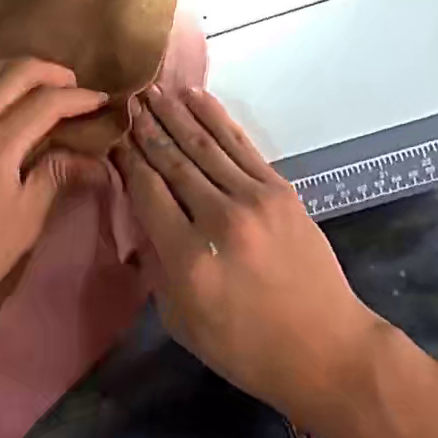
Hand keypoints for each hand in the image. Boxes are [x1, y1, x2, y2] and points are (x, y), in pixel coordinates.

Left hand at [0, 58, 112, 338]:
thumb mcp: (23, 221)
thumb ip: (56, 177)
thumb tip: (94, 160)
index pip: (47, 101)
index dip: (81, 98)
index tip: (106, 103)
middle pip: (16, 71)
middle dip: (53, 72)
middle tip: (78, 90)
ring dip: (25, 74)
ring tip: (50, 94)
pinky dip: (2, 87)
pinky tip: (15, 113)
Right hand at [115, 88, 388, 416]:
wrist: (324, 347)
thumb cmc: (245, 346)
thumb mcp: (182, 321)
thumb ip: (155, 265)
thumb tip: (141, 215)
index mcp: (189, 258)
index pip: (147, 191)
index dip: (127, 159)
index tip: (112, 135)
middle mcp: (219, 219)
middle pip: (174, 161)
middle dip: (147, 128)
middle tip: (128, 100)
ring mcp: (254, 199)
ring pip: (205, 145)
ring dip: (176, 113)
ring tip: (153, 90)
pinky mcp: (280, 189)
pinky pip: (240, 144)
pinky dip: (216, 118)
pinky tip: (196, 98)